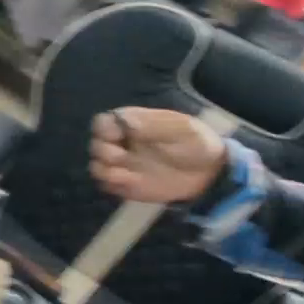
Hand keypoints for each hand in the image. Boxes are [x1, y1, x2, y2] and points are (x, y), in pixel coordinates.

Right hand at [89, 108, 227, 203]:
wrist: (208, 174)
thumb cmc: (196, 144)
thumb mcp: (183, 129)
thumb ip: (154, 125)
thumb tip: (123, 119)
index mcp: (133, 124)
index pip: (104, 122)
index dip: (104, 128)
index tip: (118, 136)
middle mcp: (122, 143)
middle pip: (95, 144)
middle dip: (103, 151)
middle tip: (122, 156)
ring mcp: (121, 164)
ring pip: (96, 165)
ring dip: (105, 169)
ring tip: (126, 174)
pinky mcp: (123, 183)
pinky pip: (105, 184)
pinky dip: (113, 183)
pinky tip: (132, 182)